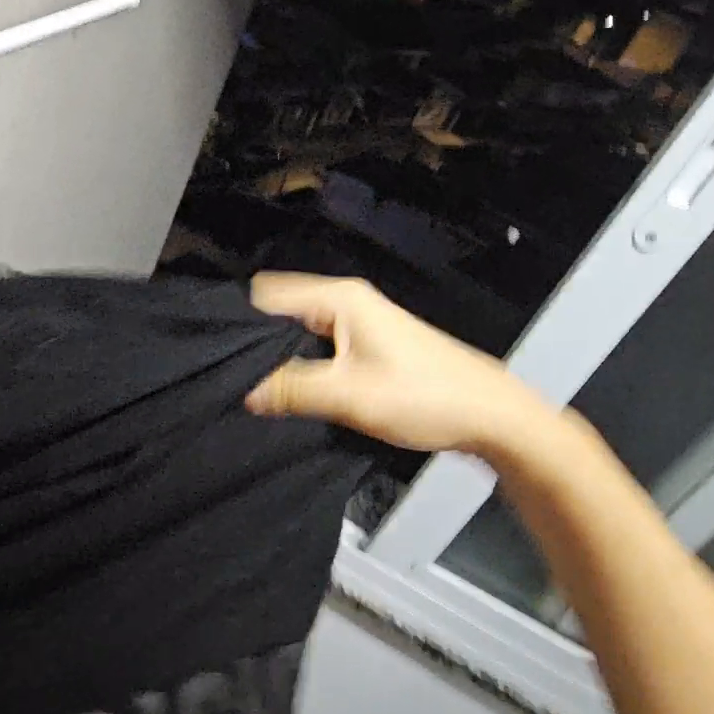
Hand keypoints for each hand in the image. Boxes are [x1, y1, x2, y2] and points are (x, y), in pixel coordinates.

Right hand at [244, 273, 566, 457]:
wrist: (495, 420)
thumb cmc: (429, 398)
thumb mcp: (350, 397)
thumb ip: (291, 390)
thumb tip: (242, 392)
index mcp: (341, 298)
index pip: (267, 293)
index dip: (240, 320)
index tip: (218, 350)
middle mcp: (347, 301)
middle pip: (280, 310)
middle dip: (256, 340)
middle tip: (232, 373)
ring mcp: (359, 321)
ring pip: (297, 329)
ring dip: (279, 354)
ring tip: (254, 383)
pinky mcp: (366, 343)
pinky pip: (315, 343)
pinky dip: (300, 361)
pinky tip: (290, 387)